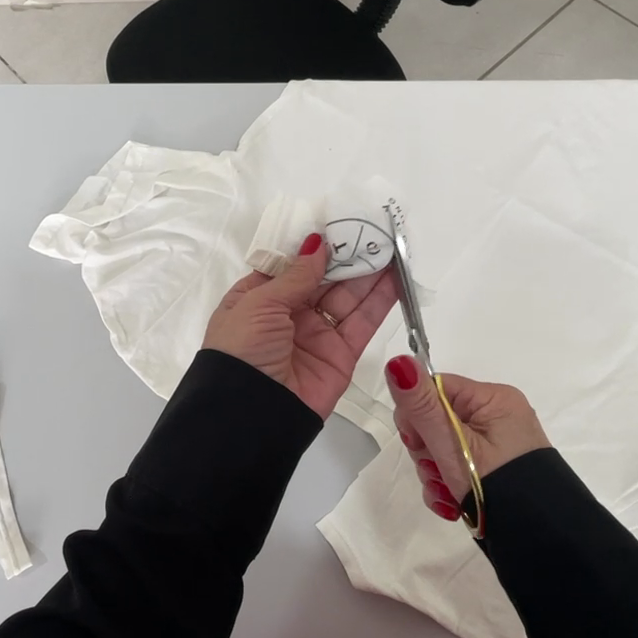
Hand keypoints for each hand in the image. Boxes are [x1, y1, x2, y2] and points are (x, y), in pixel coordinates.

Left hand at [204, 233, 400, 418]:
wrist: (251, 413)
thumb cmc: (242, 349)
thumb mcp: (259, 304)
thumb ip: (295, 275)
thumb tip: (317, 243)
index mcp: (257, 299)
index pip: (289, 266)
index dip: (313, 247)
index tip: (338, 223)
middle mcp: (287, 314)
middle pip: (322, 279)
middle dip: (345, 256)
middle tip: (373, 230)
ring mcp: (315, 334)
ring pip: (346, 297)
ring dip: (367, 273)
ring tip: (391, 246)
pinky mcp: (341, 355)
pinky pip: (362, 323)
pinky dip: (380, 300)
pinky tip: (395, 276)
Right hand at [385, 356, 551, 521]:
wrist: (539, 542)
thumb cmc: (494, 485)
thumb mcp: (450, 444)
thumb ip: (421, 405)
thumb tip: (397, 361)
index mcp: (492, 399)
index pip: (434, 388)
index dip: (415, 414)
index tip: (414, 441)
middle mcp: (496, 416)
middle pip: (434, 418)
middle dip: (425, 450)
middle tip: (435, 471)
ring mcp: (496, 444)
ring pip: (441, 446)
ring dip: (433, 471)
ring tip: (445, 495)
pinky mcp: (494, 468)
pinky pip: (456, 465)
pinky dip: (446, 483)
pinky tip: (449, 503)